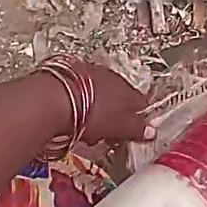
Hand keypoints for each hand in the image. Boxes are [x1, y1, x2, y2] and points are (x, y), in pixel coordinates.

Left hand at [24, 60, 152, 144]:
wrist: (54, 98)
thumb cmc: (92, 115)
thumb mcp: (119, 127)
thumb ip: (136, 128)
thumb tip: (152, 131)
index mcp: (128, 90)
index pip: (141, 103)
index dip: (137, 119)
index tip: (128, 133)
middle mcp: (112, 77)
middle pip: (119, 97)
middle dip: (114, 115)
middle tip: (105, 134)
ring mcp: (90, 72)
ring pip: (99, 93)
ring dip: (96, 107)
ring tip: (85, 127)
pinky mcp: (69, 72)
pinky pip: (80, 89)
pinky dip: (79, 100)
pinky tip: (70, 113)